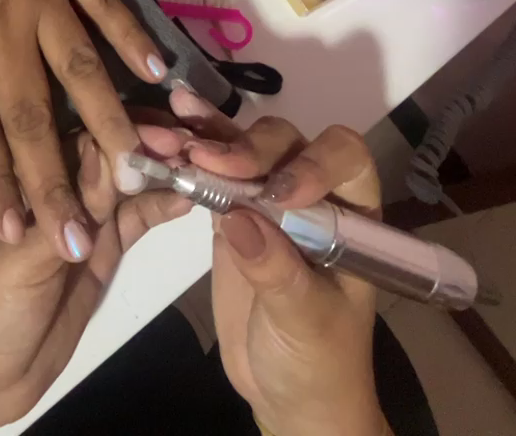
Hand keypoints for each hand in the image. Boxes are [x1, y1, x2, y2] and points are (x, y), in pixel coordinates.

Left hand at [0, 0, 166, 263]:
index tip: (10, 227)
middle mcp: (4, 14)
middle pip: (31, 109)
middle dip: (52, 178)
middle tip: (73, 237)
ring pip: (79, 66)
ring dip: (104, 124)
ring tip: (133, 174)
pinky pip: (105, 3)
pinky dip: (130, 38)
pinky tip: (156, 75)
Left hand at [0, 129, 191, 435]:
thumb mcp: (25, 253)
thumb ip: (67, 207)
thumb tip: (107, 149)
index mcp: (30, 175)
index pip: (82, 138)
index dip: (122, 129)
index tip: (165, 128)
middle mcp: (60, 187)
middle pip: (111, 155)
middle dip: (150, 144)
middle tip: (195, 142)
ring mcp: (83, 219)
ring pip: (128, 185)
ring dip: (162, 173)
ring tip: (202, 165)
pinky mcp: (101, 252)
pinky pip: (135, 221)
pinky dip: (160, 206)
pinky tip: (188, 196)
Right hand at [168, 91, 392, 435]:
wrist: (288, 394)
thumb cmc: (318, 361)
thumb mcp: (305, 322)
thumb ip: (276, 270)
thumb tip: (236, 218)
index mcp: (349, 214)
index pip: (343, 161)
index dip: (313, 163)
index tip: (277, 194)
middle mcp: (311, 193)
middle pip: (284, 145)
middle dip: (247, 149)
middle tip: (206, 162)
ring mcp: (266, 198)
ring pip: (242, 147)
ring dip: (209, 134)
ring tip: (174, 122)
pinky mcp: (229, 210)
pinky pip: (211, 173)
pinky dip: (189, 152)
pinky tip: (166, 133)